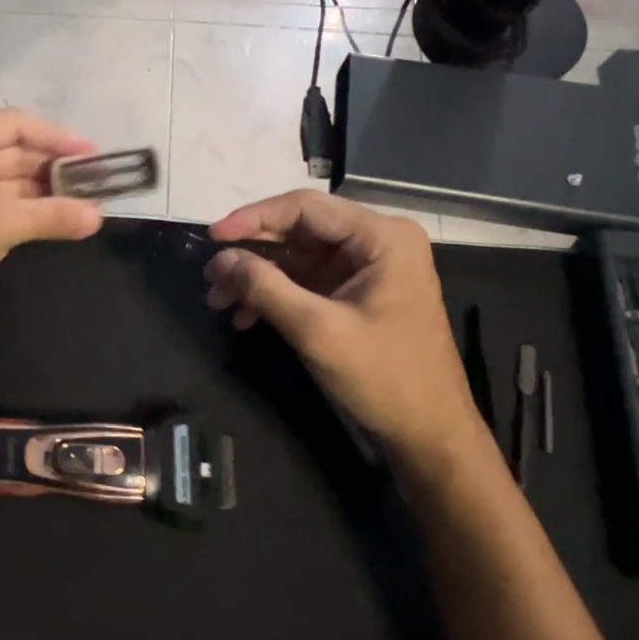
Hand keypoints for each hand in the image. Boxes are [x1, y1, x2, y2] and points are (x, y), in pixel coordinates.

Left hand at [0, 110, 103, 358]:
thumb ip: (50, 215)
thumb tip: (98, 215)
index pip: (12, 125)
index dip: (55, 137)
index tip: (94, 153)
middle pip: (13, 150)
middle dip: (53, 165)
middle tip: (98, 180)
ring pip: (12, 179)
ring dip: (47, 190)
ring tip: (89, 200)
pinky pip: (6, 204)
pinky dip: (33, 210)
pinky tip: (64, 217)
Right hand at [203, 189, 484, 465]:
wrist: (428, 432)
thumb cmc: (382, 376)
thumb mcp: (316, 330)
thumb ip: (266, 288)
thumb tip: (220, 260)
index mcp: (382, 237)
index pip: (305, 207)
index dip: (253, 218)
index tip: (210, 237)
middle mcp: (378, 243)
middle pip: (300, 230)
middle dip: (252, 252)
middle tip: (210, 276)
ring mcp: (369, 269)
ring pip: (299, 258)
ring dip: (258, 277)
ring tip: (219, 300)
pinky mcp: (359, 295)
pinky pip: (308, 282)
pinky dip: (276, 295)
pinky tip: (247, 317)